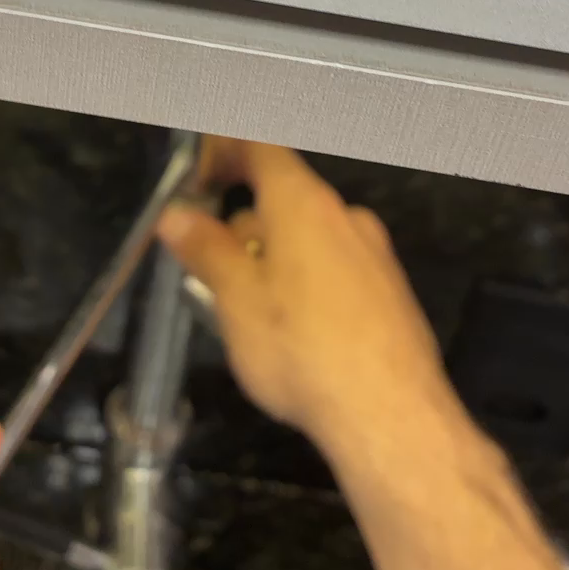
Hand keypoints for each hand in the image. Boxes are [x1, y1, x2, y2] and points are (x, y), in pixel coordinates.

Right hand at [157, 140, 452, 451]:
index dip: (226, 153)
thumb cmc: (302, 348)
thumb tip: (176, 215)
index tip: (199, 178)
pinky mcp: (391, 291)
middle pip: (283, 199)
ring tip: (253, 317)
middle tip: (214, 276)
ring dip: (274, 258)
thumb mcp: (236, 300)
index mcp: (304, 203)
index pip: (261, 150)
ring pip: (309, 239)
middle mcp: (345, 215)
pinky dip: (307, 283)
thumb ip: (205, 249)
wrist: (393, 418)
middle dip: (245, 228)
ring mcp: (374, 253)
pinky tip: (300, 335)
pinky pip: (336, 268)